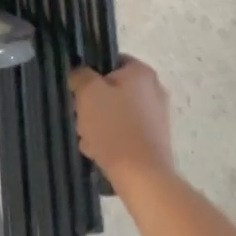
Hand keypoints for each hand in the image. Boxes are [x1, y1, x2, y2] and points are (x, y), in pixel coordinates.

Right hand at [71, 56, 173, 187]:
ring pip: (116, 112)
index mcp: (142, 72)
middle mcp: (154, 90)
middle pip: (112, 89)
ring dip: (98, 123)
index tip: (78, 90)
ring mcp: (157, 116)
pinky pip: (125, 131)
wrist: (141, 175)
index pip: (111, 61)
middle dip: (92, 103)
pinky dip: (111, 138)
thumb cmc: (113, 127)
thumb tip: (80, 73)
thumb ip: (81, 75)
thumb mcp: (88, 93)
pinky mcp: (155, 139)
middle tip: (81, 116)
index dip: (91, 74)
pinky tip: (99, 151)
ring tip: (88, 139)